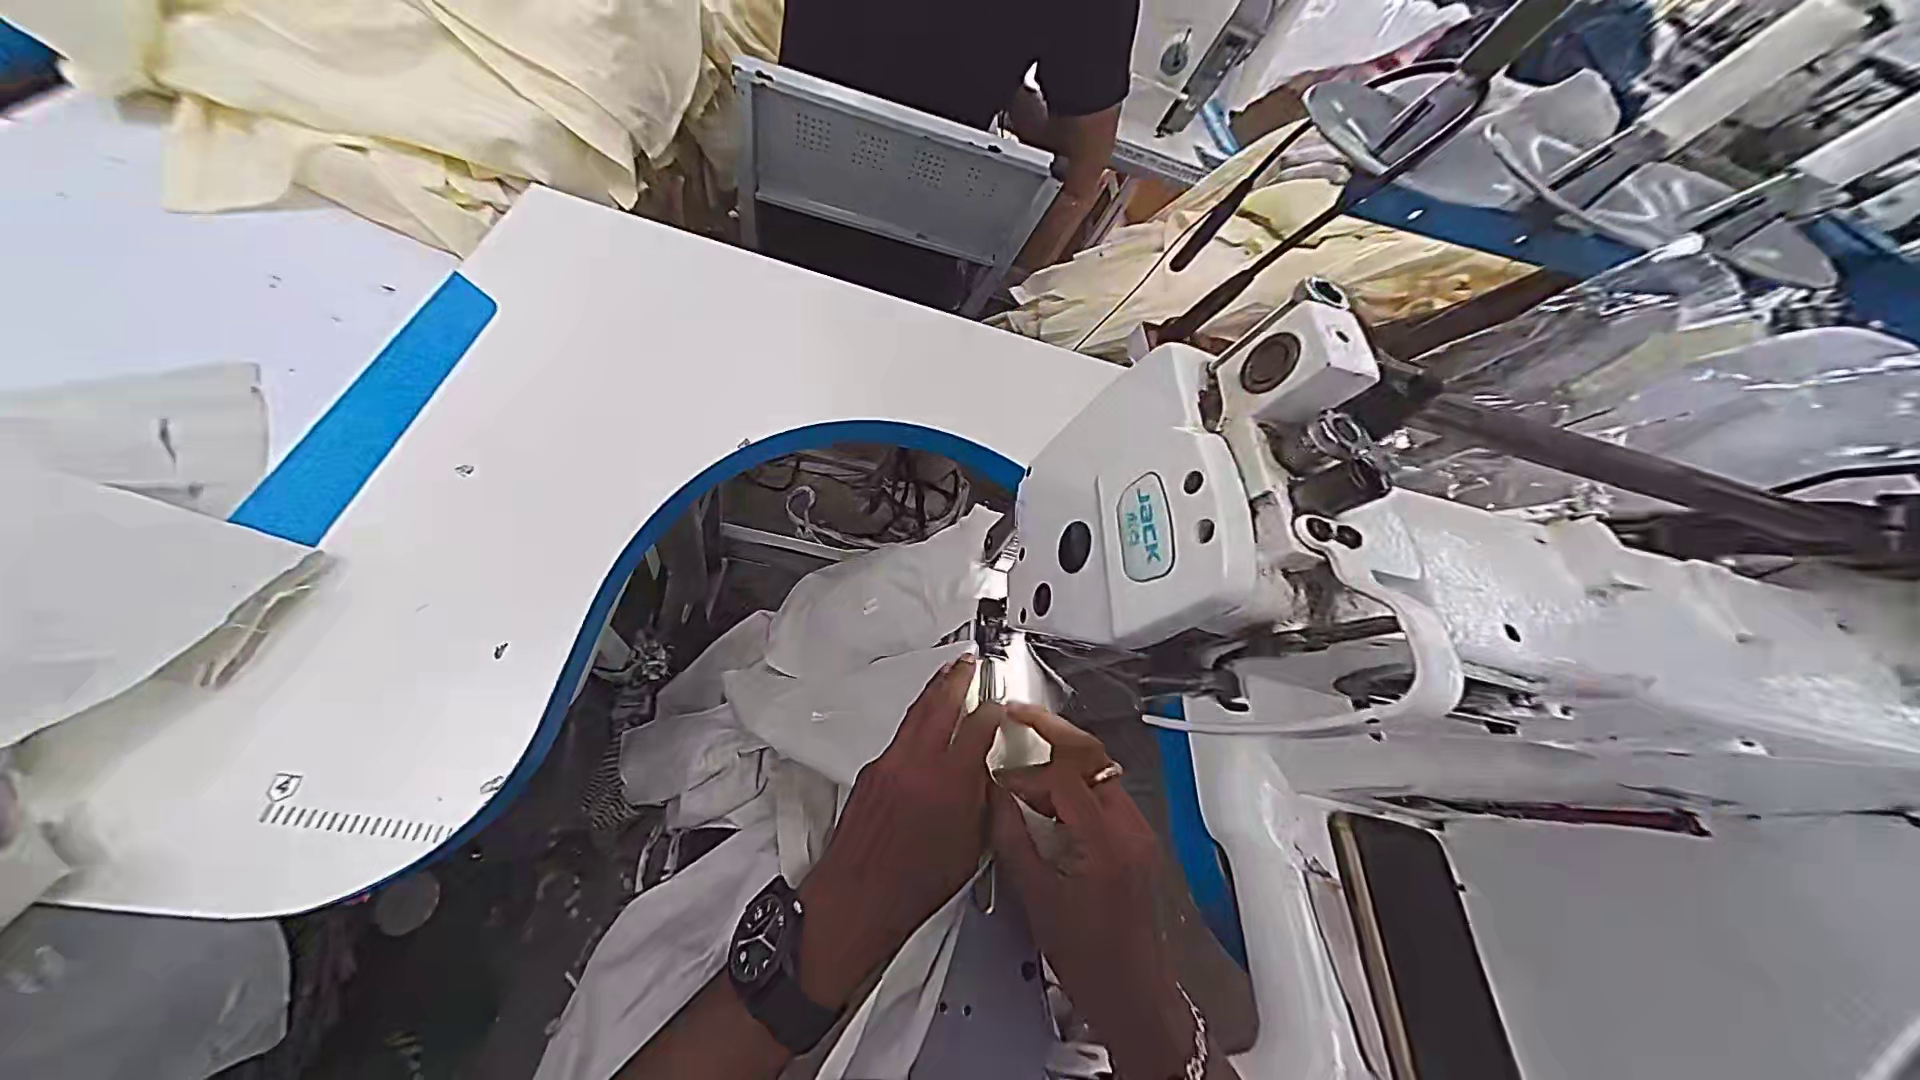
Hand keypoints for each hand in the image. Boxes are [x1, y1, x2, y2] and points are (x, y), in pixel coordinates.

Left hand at [797, 653, 996, 1007]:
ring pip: (917, 711)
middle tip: (968, 661)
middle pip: (942, 703)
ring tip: (947, 673)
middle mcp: (918, 764)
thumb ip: (981, 801)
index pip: (978, 727)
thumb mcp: (969, 847)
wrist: (857, 896)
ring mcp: (891, 762)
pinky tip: (923, 715)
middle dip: (958, 676)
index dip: (992, 710)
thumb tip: (985, 774)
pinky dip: (915, 714)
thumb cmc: (911, 885)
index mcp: (950, 782)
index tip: (998, 704)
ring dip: (934, 688)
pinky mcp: (872, 769)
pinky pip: (900, 731)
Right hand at [992, 752, 1198, 1078]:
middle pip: (1092, 756)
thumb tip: (995, 797)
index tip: (998, 785)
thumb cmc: (1091, 960)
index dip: (1023, 776)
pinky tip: (1047, 797)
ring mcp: (1136, 830)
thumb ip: (1012, 837)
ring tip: (1026, 757)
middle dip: (1052, 731)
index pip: (1062, 780)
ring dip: (1061, 760)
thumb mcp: (1037, 897)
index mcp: (1106, 839)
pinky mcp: (1134, 839)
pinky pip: (1102, 793)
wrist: (1133, 994)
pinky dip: (1072, 785)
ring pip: (1098, 770)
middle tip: (1020, 713)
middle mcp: (1129, 826)